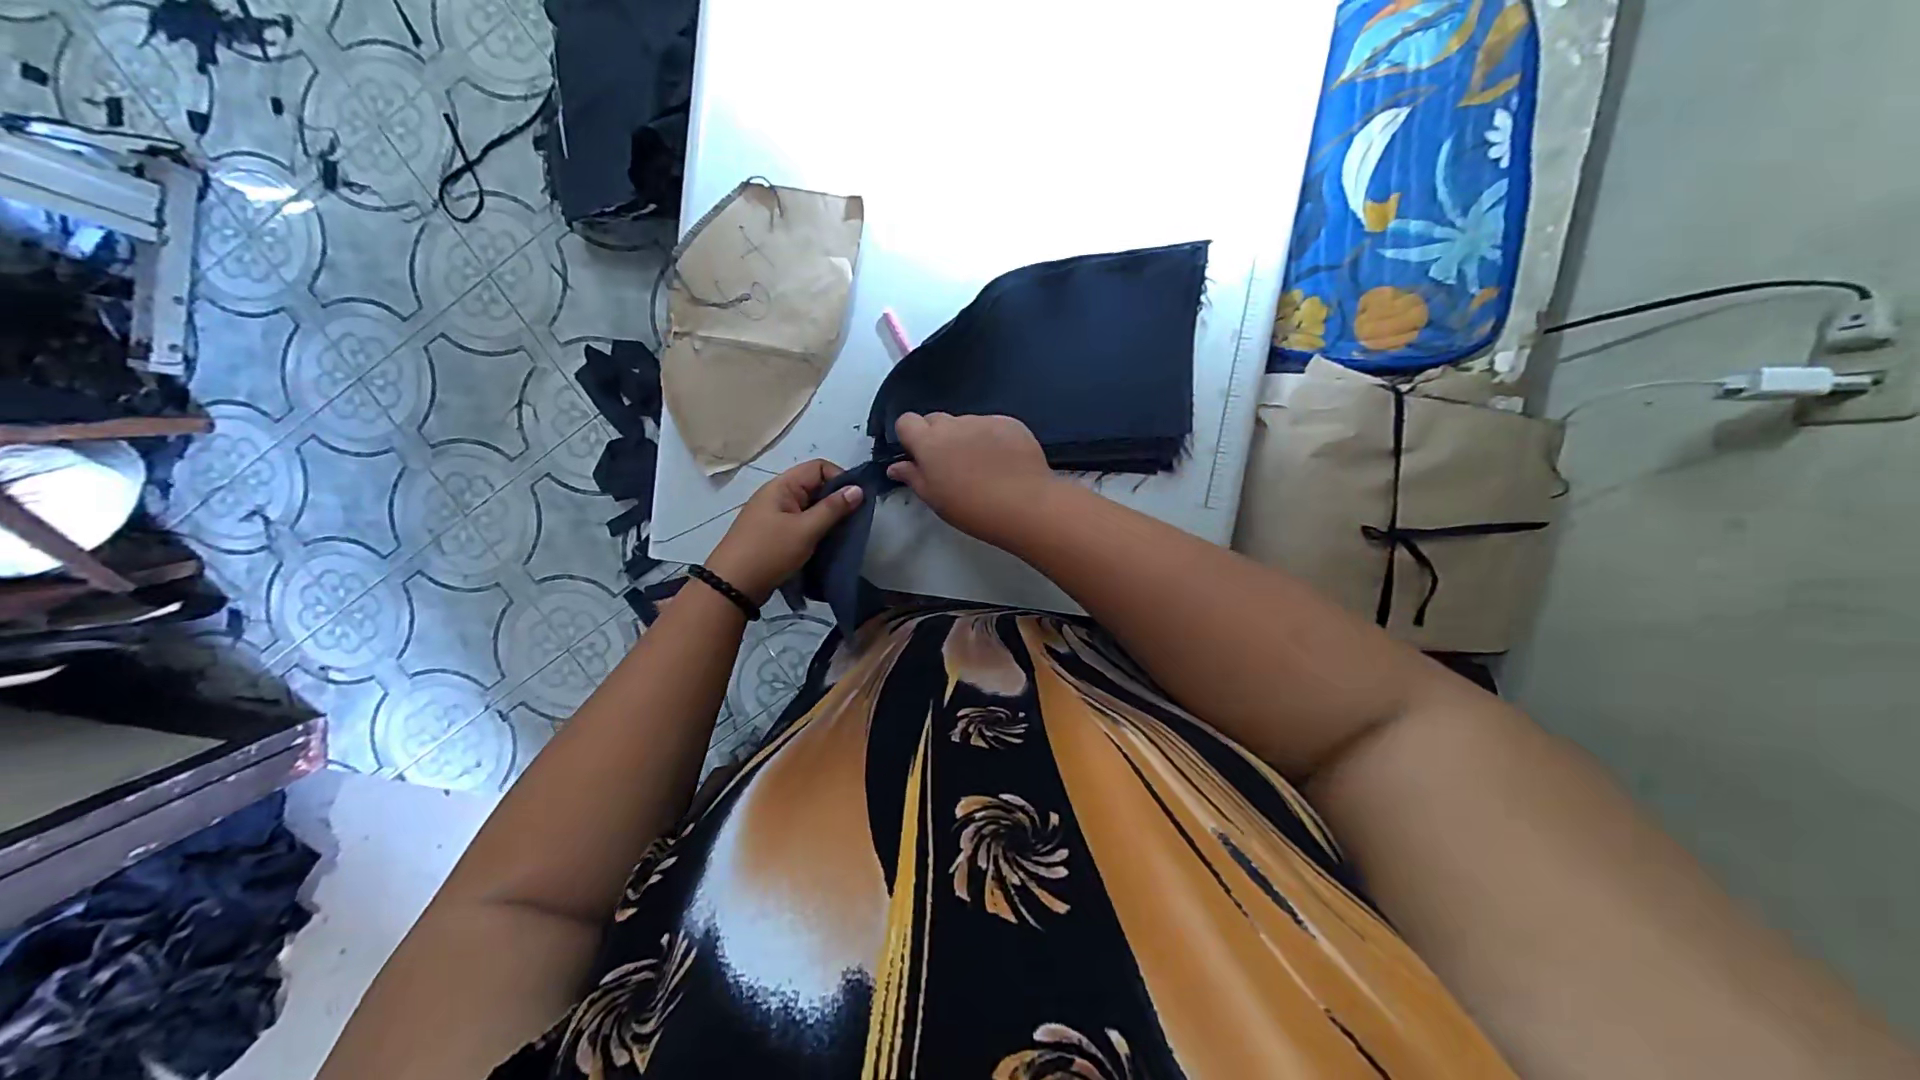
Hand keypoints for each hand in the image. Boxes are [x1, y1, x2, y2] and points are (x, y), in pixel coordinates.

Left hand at [705, 459, 864, 604]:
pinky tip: (826, 543)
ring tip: (843, 534)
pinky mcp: (775, 533)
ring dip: (827, 518)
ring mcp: (776, 515)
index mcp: (782, 486)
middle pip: (815, 486)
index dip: (840, 479)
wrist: (732, 586)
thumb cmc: (769, 552)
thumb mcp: (805, 530)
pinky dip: (816, 530)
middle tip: (853, 521)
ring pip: (810, 507)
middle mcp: (778, 495)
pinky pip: (802, 523)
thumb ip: (833, 509)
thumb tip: (858, 489)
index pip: (819, 467)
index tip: (856, 501)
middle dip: (836, 500)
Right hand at [886, 412, 1057, 546]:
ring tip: (981, 466)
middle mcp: (954, 424)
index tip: (918, 455)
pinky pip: (991, 425)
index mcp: (929, 442)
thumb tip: (895, 466)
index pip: (906, 421)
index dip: (909, 436)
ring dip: (965, 437)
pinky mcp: (1010, 422)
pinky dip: (991, 437)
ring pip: (965, 423)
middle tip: (949, 465)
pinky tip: (1003, 461)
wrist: (1025, 504)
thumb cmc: (972, 509)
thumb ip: (913, 477)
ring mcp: (984, 420)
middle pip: (935, 419)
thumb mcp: (935, 499)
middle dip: (936, 436)